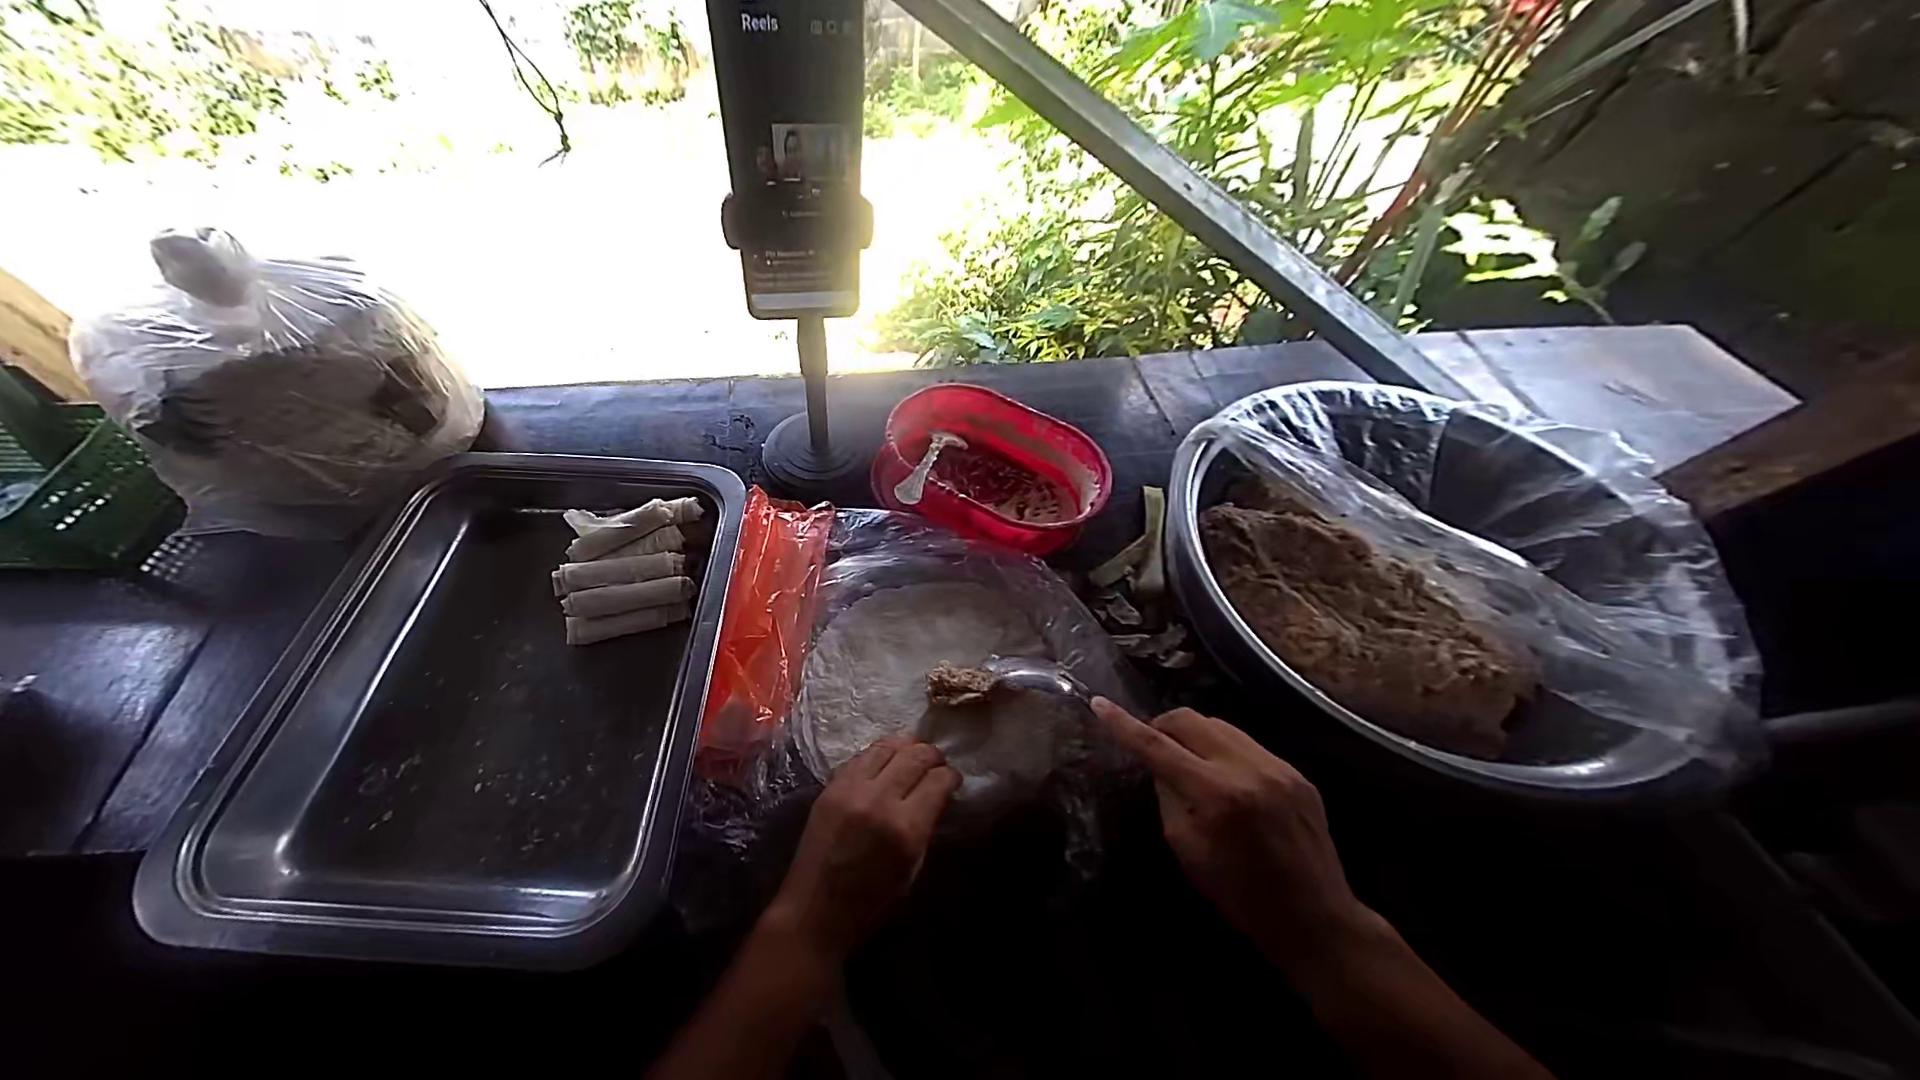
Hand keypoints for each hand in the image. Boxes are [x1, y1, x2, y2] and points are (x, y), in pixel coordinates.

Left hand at [761, 734, 960, 962]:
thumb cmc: (870, 904)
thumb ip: (926, 826)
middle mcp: (879, 800)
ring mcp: (851, 789)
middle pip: (915, 756)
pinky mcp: (830, 787)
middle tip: (938, 763)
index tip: (953, 779)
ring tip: (914, 752)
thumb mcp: (912, 868)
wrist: (814, 912)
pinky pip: (861, 756)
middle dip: (933, 755)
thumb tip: (939, 795)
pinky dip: (880, 753)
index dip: (951, 776)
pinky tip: (887, 759)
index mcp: (905, 829)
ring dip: (907, 746)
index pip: (938, 781)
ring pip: (887, 747)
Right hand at [1090, 698, 1375, 968]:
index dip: (1123, 724)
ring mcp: (1277, 767)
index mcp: (1216, 794)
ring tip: (1188, 761)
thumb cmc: (1240, 894)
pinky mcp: (1296, 772)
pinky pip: (1246, 743)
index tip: (1099, 704)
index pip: (1157, 746)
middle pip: (1189, 720)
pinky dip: (1223, 751)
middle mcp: (1248, 768)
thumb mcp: (1187, 848)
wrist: (1316, 918)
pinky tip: (1225, 777)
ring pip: (1219, 725)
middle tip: (1152, 746)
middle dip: (1162, 725)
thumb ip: (1168, 796)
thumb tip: (1158, 763)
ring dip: (1194, 735)